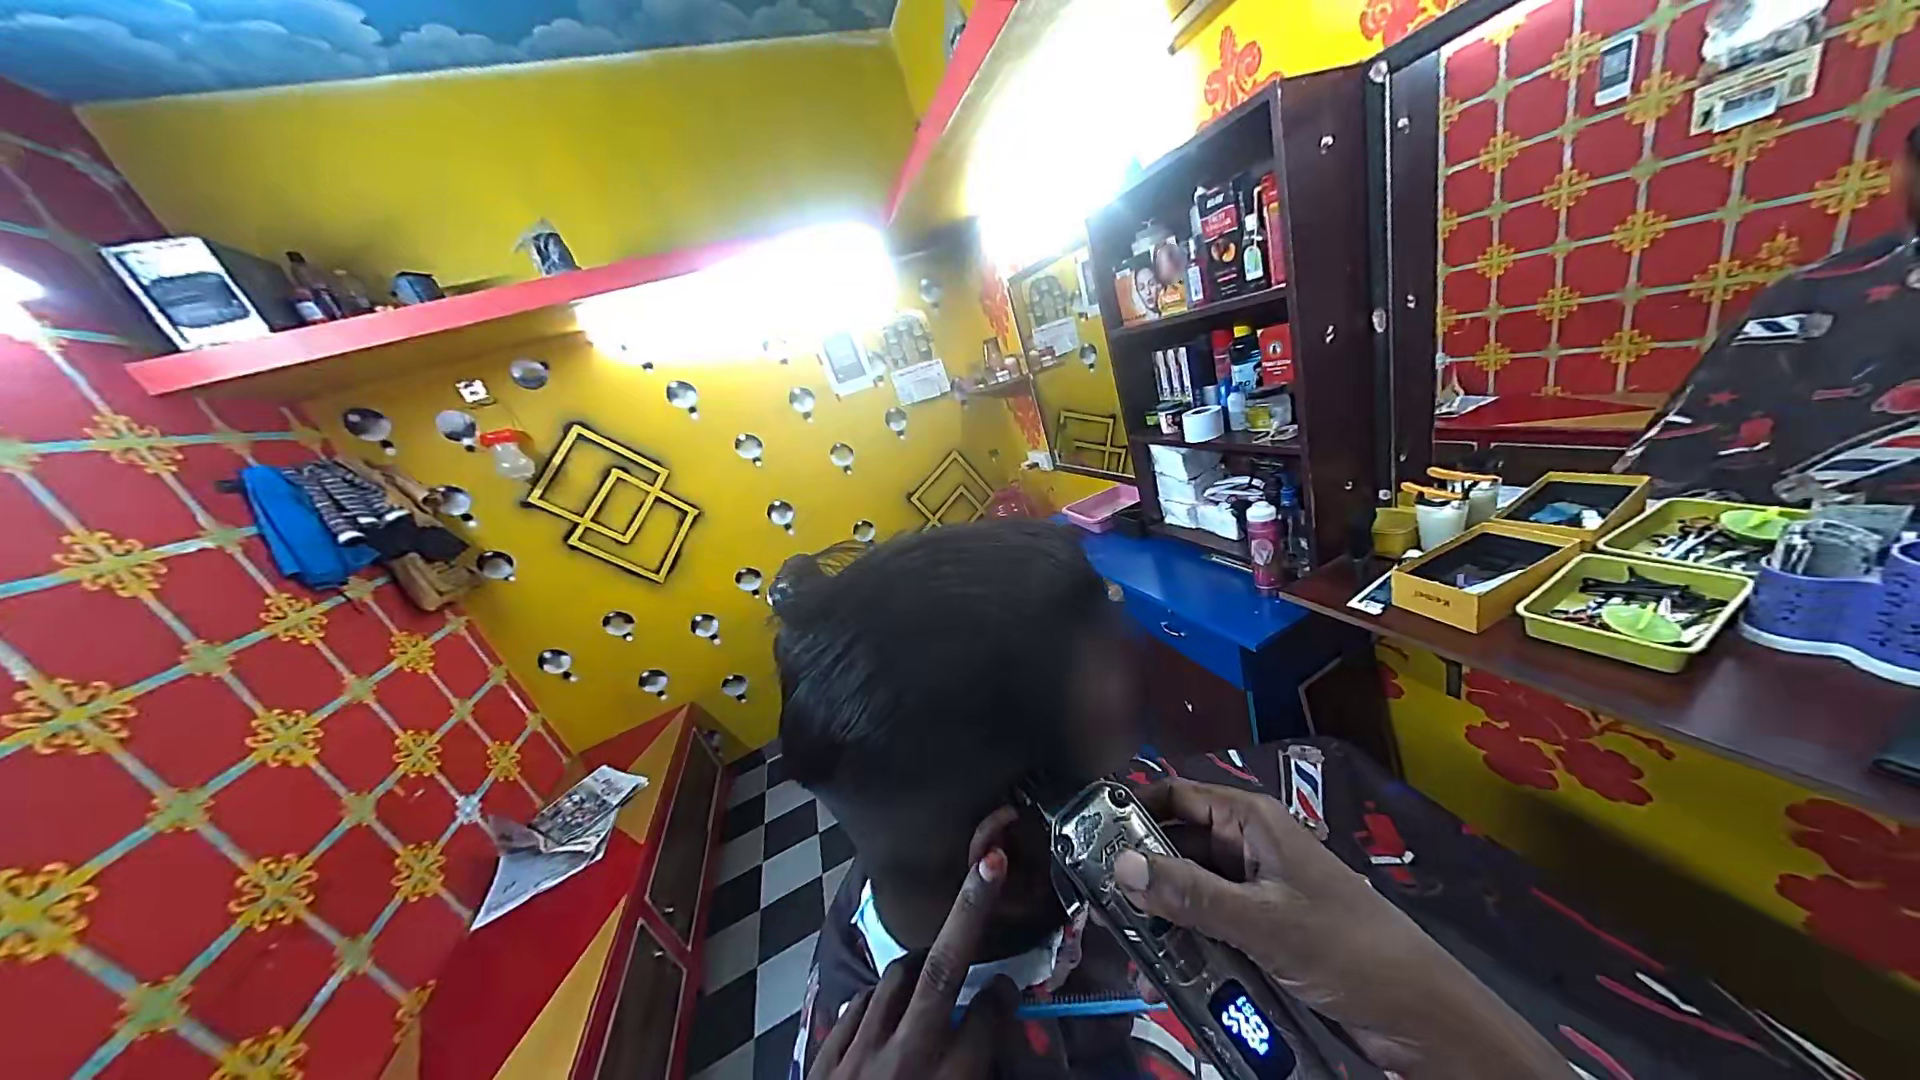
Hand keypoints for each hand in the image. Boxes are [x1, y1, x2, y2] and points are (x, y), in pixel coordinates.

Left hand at [807, 850, 1017, 1079]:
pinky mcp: (825, 1061)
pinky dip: (877, 1001)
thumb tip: (994, 1031)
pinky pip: (857, 1006)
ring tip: (930, 976)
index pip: (985, 1019)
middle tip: (991, 864)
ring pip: (895, 979)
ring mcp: (857, 1057)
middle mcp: (902, 1062)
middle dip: (970, 910)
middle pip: (941, 970)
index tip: (1007, 984)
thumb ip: (977, 1072)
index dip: (1001, 997)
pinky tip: (884, 1014)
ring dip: (919, 969)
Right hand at [1113, 779, 1563, 1079]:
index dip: (1132, 806)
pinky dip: (1183, 932)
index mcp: (1249, 819)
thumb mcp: (1264, 922)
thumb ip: (1191, 895)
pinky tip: (1160, 956)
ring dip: (1160, 905)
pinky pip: (1207, 917)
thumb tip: (1118, 867)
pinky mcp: (1258, 923)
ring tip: (1121, 930)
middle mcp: (1245, 844)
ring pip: (1188, 883)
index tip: (1088, 831)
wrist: (1425, 1019)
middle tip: (1095, 893)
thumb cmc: (1347, 949)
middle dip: (1140, 865)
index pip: (1175, 795)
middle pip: (1176, 841)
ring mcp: (1252, 885)